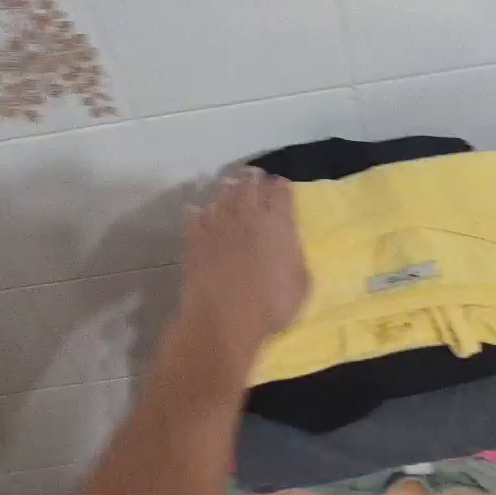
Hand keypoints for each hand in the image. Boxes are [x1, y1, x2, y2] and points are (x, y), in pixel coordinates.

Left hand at [171, 167, 309, 364]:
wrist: (224, 319)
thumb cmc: (270, 307)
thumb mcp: (300, 286)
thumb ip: (296, 260)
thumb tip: (290, 249)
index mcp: (279, 225)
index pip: (282, 193)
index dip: (282, 186)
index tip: (281, 184)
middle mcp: (249, 217)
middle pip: (250, 187)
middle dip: (253, 178)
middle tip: (254, 174)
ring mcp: (219, 225)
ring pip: (222, 196)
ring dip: (227, 188)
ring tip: (229, 184)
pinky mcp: (196, 238)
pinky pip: (195, 216)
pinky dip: (197, 212)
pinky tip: (197, 211)